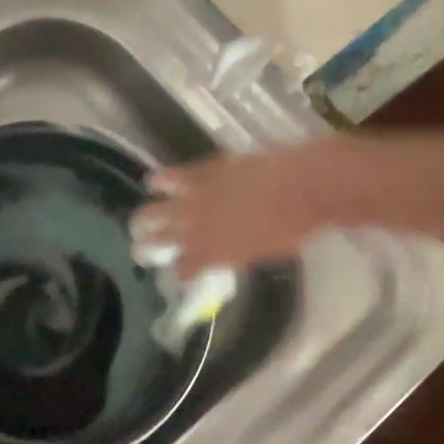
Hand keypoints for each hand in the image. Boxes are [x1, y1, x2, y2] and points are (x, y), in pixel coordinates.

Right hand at [130, 140, 359, 274]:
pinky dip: (160, 181)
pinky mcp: (200, 172)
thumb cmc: (292, 227)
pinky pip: (171, 178)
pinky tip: (155, 181)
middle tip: (141, 245)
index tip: (177, 272)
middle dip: (146, 245)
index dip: (178, 272)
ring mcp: (194, 199)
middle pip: (158, 240)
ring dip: (146, 215)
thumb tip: (224, 252)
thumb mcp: (261, 252)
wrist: (302, 187)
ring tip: (142, 216)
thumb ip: (235, 254)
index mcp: (213, 254)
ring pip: (154, 209)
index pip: (184, 269)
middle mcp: (196, 230)